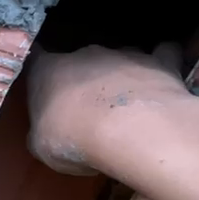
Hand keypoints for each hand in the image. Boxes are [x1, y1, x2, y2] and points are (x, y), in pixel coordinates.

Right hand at [23, 44, 198, 174]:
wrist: (132, 129)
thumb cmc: (74, 138)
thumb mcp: (41, 145)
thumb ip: (42, 129)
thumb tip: (48, 129)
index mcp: (48, 72)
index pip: (36, 61)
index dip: (39, 73)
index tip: (42, 86)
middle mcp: (85, 55)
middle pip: (80, 61)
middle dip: (81, 79)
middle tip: (85, 109)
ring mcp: (125, 54)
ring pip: (118, 59)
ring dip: (118, 76)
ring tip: (124, 104)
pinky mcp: (161, 61)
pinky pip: (162, 55)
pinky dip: (161, 64)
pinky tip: (161, 80)